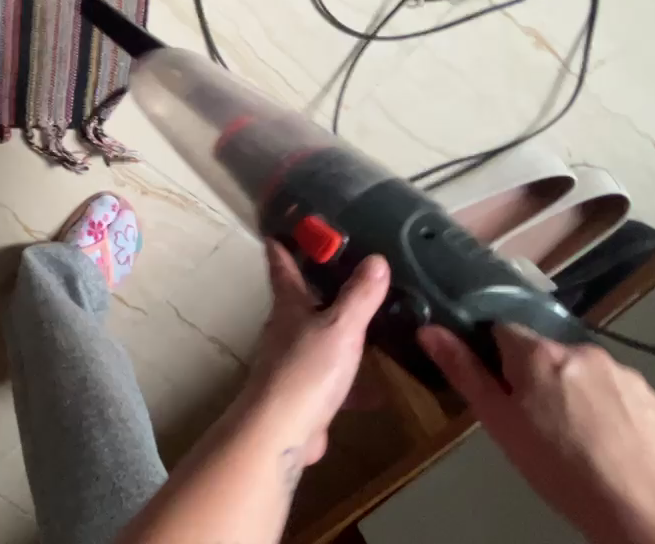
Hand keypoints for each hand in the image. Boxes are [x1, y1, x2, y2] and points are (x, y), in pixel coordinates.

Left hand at [241, 243, 390, 467]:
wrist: (284, 425)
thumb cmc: (307, 368)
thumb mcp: (340, 327)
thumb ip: (359, 296)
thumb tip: (376, 259)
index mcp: (288, 305)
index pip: (281, 266)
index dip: (281, 247)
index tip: (278, 229)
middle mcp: (286, 327)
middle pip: (298, 299)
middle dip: (315, 286)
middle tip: (341, 271)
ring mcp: (292, 358)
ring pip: (316, 336)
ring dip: (336, 330)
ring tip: (367, 324)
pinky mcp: (305, 389)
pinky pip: (331, 375)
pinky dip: (352, 377)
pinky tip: (375, 388)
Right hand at [419, 324, 654, 543]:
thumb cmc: (562, 470)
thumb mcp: (499, 423)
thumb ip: (464, 371)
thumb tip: (428, 330)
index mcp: (539, 352)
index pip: (500, 331)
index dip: (493, 359)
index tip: (499, 393)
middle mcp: (585, 353)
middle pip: (545, 355)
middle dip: (536, 379)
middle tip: (535, 423)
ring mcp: (630, 380)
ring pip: (585, 377)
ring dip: (575, 395)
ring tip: (577, 442)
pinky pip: (622, 399)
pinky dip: (612, 415)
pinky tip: (613, 451)